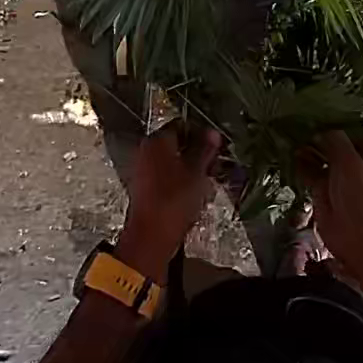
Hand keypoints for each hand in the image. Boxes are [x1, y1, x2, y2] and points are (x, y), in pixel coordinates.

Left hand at [115, 124, 220, 280]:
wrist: (151, 237)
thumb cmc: (174, 200)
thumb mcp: (196, 172)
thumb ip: (204, 150)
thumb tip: (212, 133)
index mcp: (156, 142)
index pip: (181, 125)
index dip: (201, 133)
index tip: (218, 146)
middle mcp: (146, 152)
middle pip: (178, 145)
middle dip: (199, 155)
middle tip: (217, 166)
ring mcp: (145, 172)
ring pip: (175, 164)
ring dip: (194, 172)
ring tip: (210, 186)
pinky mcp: (147, 190)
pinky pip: (169, 180)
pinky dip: (184, 185)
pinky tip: (198, 198)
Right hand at [297, 130, 362, 267]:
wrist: (358, 240)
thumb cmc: (362, 200)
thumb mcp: (351, 164)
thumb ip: (337, 143)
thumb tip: (321, 131)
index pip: (354, 134)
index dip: (339, 126)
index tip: (319, 116)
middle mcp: (354, 166)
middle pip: (334, 145)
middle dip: (319, 136)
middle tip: (298, 124)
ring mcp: (337, 180)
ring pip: (320, 159)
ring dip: (307, 150)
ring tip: (290, 137)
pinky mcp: (322, 193)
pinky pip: (309, 174)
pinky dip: (300, 165)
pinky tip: (290, 156)